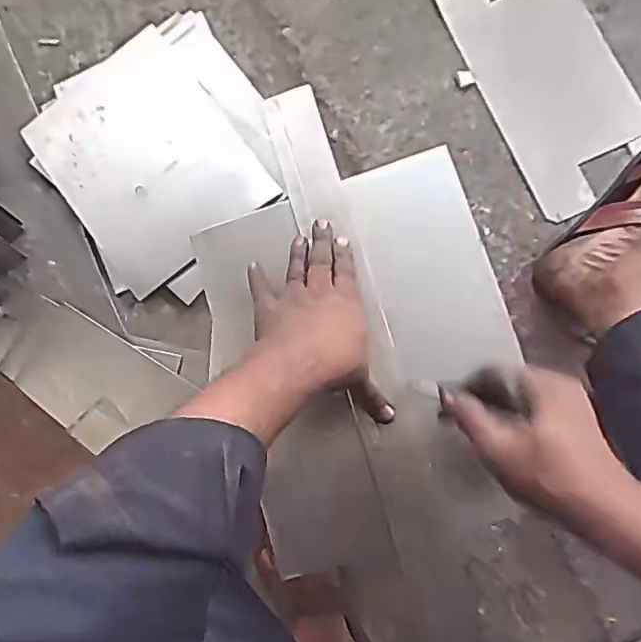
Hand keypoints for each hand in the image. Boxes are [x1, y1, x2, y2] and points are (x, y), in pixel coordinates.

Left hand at [248, 220, 395, 422]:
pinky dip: (257, 278)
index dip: (344, 256)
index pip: (347, 273)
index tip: (342, 240)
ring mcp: (293, 298)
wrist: (298, 366)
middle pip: (321, 261)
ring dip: (297, 253)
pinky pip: (262, 289)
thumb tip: (387, 416)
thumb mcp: (357, 380)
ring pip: (296, 269)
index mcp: (347, 303)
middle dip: (322, 242)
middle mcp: (320, 293)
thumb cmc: (332, 367)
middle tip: (320, 224)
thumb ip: (371, 395)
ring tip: (299, 238)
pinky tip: (253, 266)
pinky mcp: (269, 309)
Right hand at [440, 366, 633, 514]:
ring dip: (498, 413)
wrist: (601, 509)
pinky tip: (506, 445)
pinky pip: (536, 413)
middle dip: (481, 401)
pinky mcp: (576, 426)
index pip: (492, 370)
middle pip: (508, 384)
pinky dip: (516, 422)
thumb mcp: (498, 447)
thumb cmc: (550, 478)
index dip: (464, 388)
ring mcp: (573, 405)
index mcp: (546, 383)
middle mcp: (563, 387)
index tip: (449, 408)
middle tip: (459, 422)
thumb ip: (469, 417)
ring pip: (522, 399)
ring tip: (479, 435)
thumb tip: (448, 396)